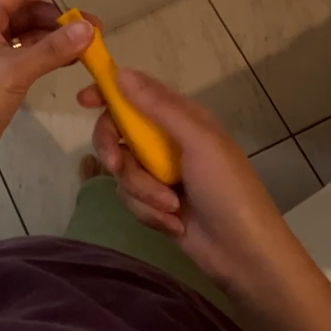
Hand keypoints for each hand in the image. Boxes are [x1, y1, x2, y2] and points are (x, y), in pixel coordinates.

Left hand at [0, 0, 99, 179]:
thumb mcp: (15, 71)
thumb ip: (53, 48)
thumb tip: (87, 27)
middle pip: (27, 11)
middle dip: (60, 17)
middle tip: (94, 28)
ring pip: (30, 34)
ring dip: (58, 37)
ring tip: (89, 46)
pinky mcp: (0, 74)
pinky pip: (29, 54)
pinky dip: (50, 55)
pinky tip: (72, 60)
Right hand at [80, 69, 291, 282]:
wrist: (246, 257)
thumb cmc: (229, 190)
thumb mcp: (198, 142)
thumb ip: (159, 107)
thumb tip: (121, 73)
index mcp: (179, 117)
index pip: (135, 91)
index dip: (108, 90)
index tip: (83, 100)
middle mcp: (164, 140)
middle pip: (116, 130)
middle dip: (113, 149)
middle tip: (114, 165)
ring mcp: (157, 172)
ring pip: (120, 168)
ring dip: (141, 190)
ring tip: (171, 206)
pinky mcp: (153, 201)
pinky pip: (128, 197)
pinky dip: (148, 211)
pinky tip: (173, 223)